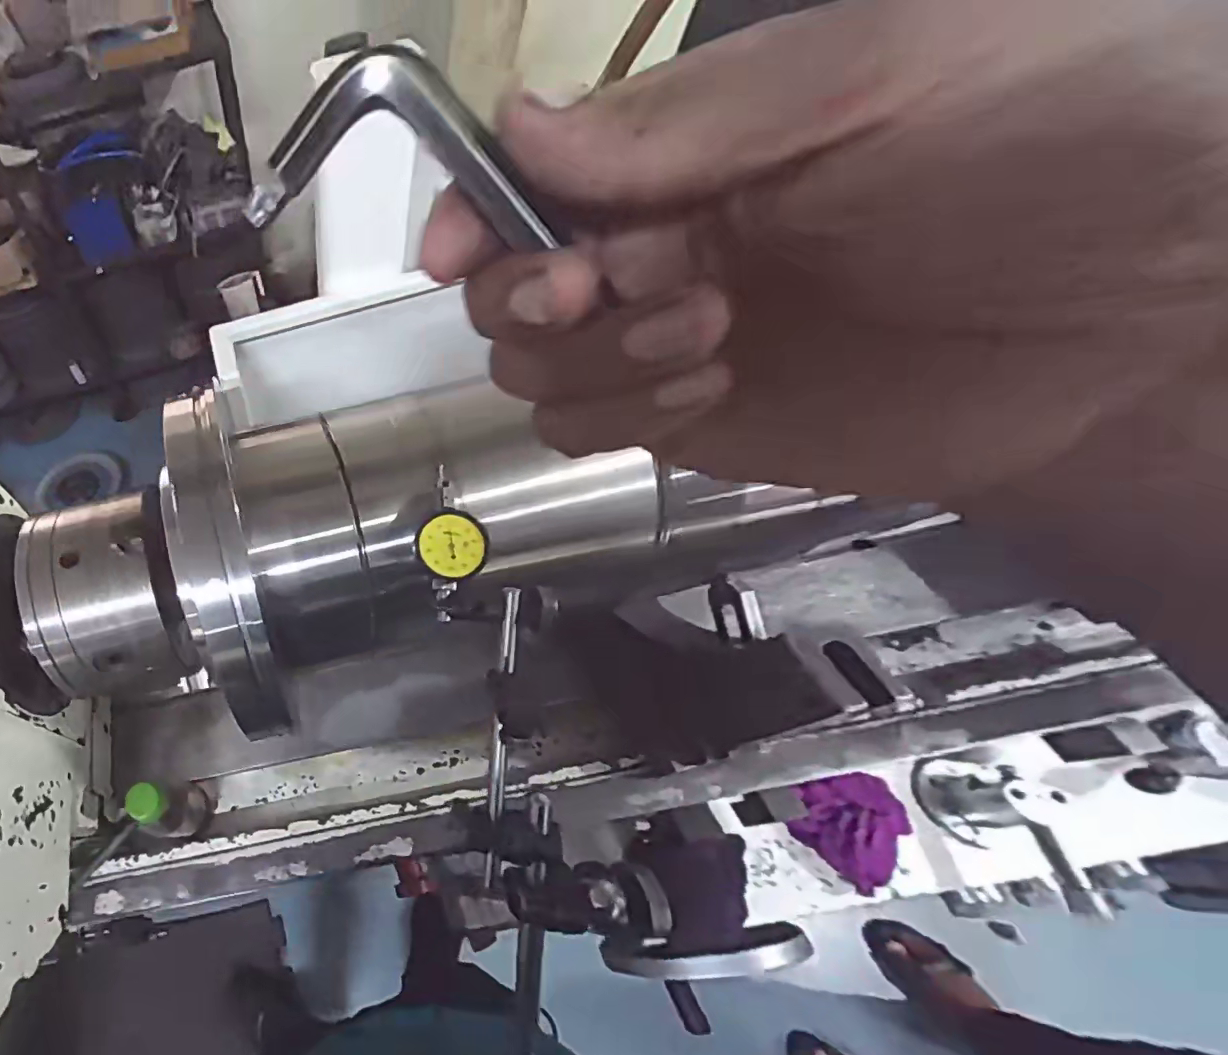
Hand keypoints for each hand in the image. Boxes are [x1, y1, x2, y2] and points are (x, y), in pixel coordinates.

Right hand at [424, 0, 1227, 501]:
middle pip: (501, 292)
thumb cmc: (1056, 148)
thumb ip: (683, 119)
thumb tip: (514, 126)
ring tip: (708, 335)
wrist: (1149, 325)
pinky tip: (707, 388)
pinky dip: (617, 416)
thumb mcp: (880, 83)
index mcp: (669, 158)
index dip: (467, 215)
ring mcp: (647, 341)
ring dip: (593, 361)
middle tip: (593, 292)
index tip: (449, 252)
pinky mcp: (669, 416)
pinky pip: (577, 428)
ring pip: (529, 370)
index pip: (517, 185)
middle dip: (528, 299)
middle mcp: (639, 249)